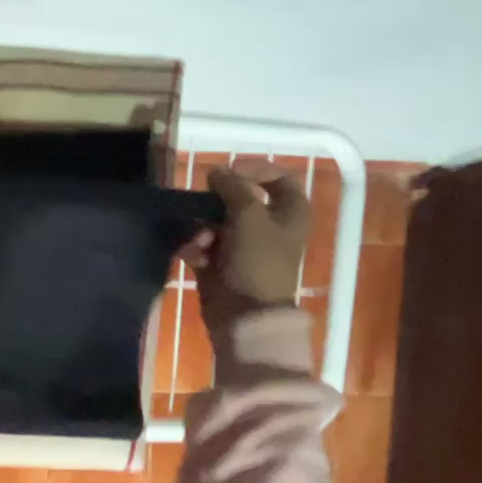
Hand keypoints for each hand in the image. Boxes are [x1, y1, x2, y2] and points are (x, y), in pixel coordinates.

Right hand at [181, 161, 309, 326]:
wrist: (245, 313)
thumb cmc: (256, 261)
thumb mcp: (248, 216)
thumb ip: (232, 188)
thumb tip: (216, 172)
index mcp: (289, 211)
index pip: (277, 177)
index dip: (253, 170)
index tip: (226, 172)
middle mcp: (268, 225)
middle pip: (238, 200)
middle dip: (216, 204)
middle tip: (202, 205)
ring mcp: (243, 245)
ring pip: (215, 223)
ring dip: (201, 229)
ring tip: (198, 242)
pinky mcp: (220, 263)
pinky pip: (202, 245)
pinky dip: (194, 248)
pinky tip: (192, 256)